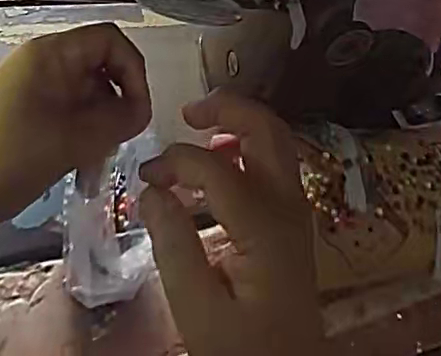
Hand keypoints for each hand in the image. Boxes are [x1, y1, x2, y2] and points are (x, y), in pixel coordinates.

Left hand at [0, 22, 150, 247]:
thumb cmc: (2, 161)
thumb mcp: (69, 141)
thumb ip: (115, 121)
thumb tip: (142, 111)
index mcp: (51, 53)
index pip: (110, 40)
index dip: (133, 71)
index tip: (139, 115)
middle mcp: (42, 62)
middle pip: (99, 68)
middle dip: (116, 105)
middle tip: (116, 148)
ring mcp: (29, 87)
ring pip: (84, 95)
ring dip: (98, 126)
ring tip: (92, 168)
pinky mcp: (21, 113)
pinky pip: (64, 114)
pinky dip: (78, 136)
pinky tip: (75, 168)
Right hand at [138, 91, 325, 355]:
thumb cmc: (242, 349)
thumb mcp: (198, 310)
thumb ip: (174, 246)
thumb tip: (152, 190)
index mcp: (265, 226)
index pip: (216, 168)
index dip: (176, 161)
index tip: (145, 175)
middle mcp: (288, 205)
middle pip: (266, 128)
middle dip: (227, 108)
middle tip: (187, 113)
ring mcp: (295, 209)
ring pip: (275, 138)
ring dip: (239, 121)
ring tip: (200, 127)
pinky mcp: (292, 217)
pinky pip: (274, 159)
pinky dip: (247, 142)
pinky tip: (219, 157)